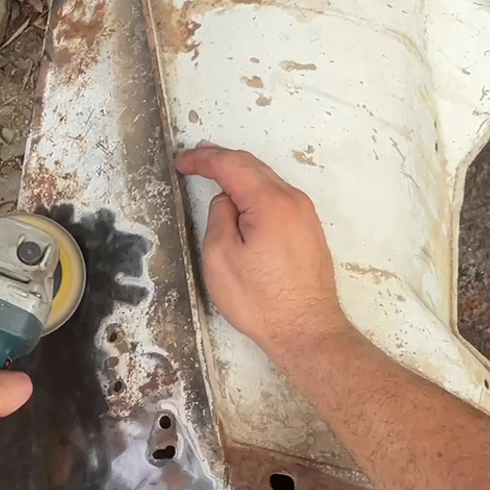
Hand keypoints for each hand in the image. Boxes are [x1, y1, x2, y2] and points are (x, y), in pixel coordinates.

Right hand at [175, 144, 354, 359]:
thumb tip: (227, 202)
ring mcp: (305, 215)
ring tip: (214, 170)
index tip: (181, 161)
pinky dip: (254, 190)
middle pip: (252, 167)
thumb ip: (219, 218)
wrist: (306, 331)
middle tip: (194, 158)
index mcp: (270, 202)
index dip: (203, 159)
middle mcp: (293, 201)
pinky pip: (277, 197)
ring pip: (267, 181)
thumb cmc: (260, 301)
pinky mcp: (308, 230)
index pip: (231, 166)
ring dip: (239, 174)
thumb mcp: (221, 257)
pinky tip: (241, 197)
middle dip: (221, 159)